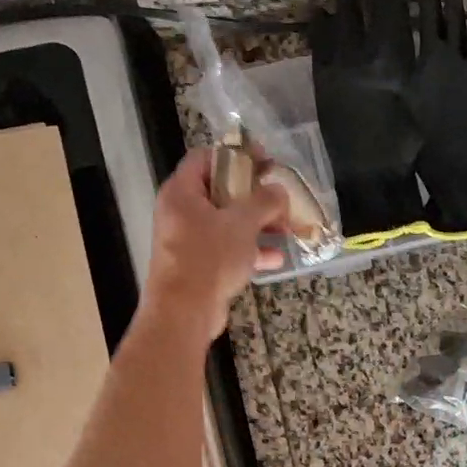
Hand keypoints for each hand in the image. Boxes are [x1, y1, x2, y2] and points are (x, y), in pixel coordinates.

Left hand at [144, 149, 287, 341]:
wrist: (185, 311)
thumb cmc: (209, 258)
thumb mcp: (242, 223)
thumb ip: (264, 202)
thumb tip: (279, 190)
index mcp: (182, 192)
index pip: (205, 159)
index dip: (236, 156)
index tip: (264, 160)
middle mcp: (181, 212)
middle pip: (220, 192)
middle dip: (253, 195)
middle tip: (280, 197)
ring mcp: (188, 240)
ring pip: (227, 223)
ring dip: (257, 224)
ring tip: (285, 229)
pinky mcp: (199, 265)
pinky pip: (227, 249)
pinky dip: (250, 250)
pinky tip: (277, 258)